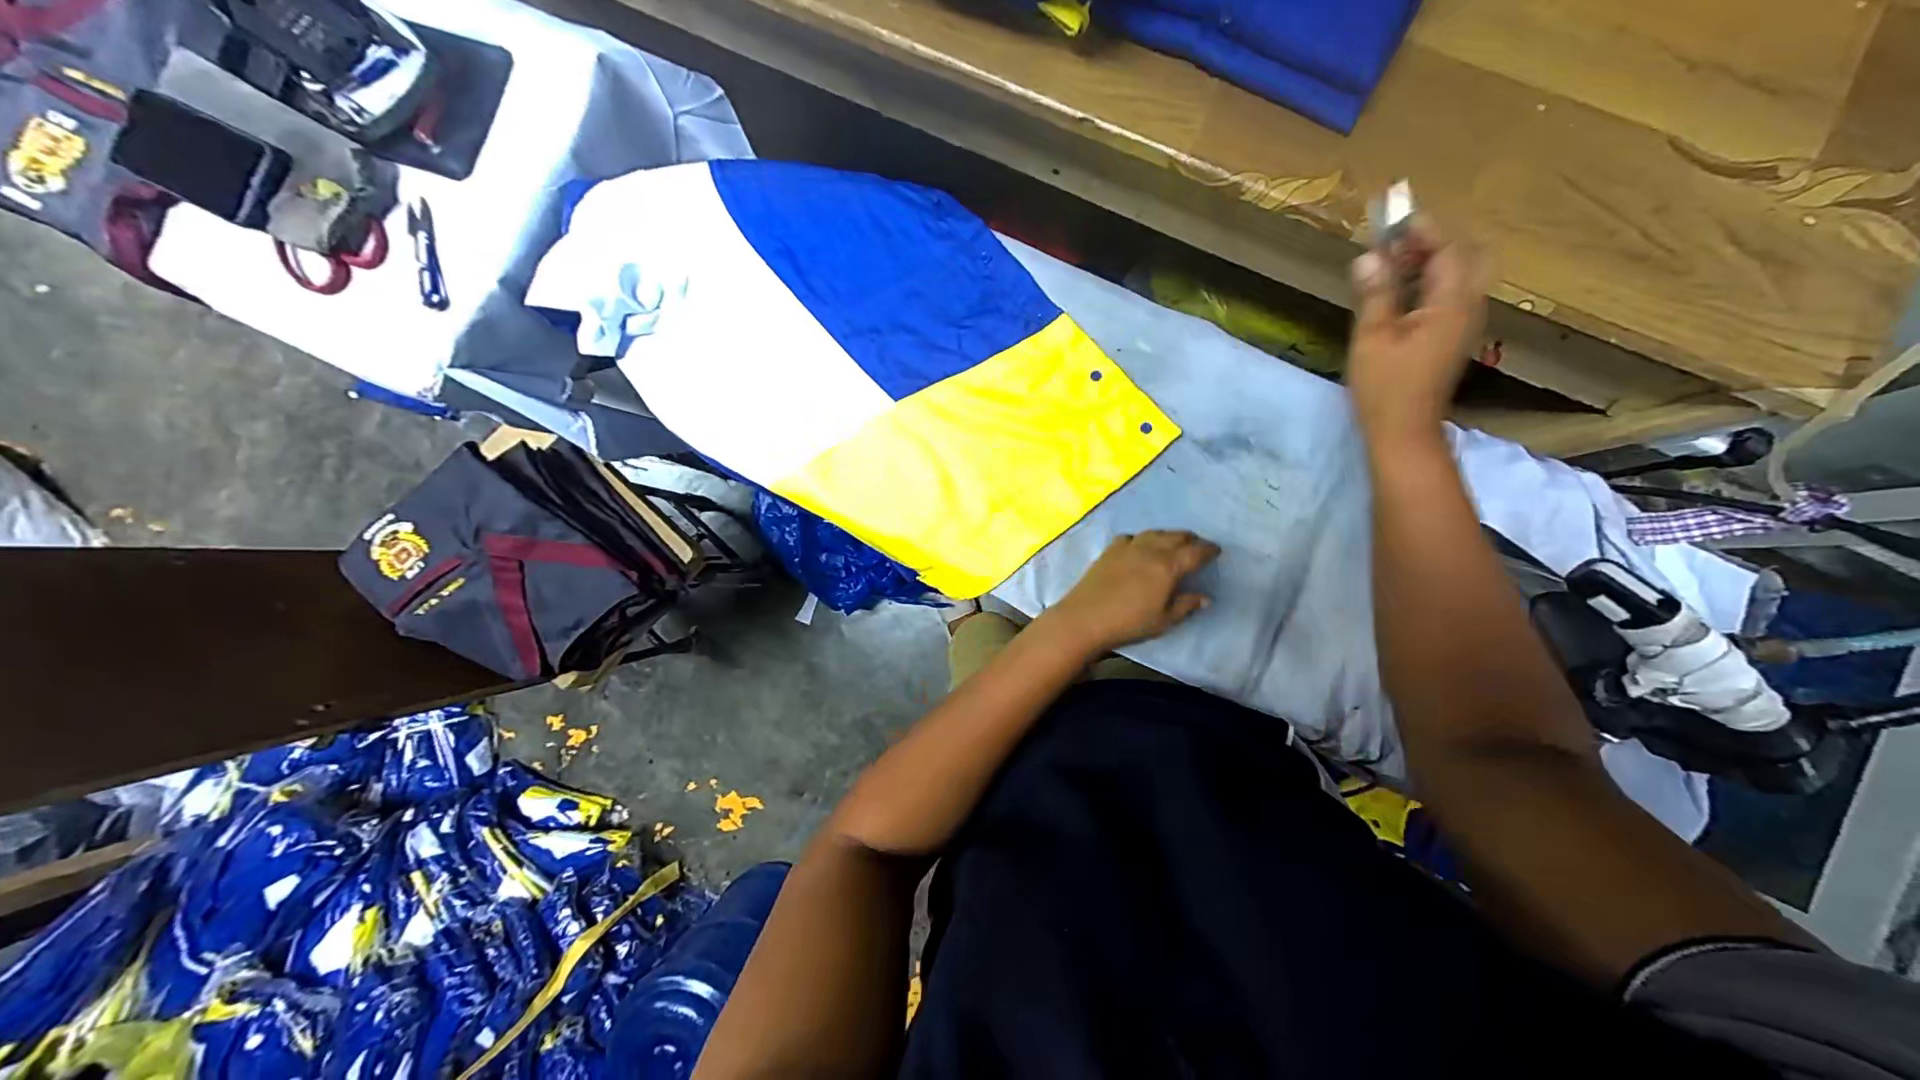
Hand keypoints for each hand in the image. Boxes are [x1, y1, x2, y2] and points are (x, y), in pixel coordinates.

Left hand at [1037, 530, 1219, 653]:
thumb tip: (1205, 598)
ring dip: (1168, 536)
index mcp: (1168, 566)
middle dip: (1190, 540)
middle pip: (1176, 536)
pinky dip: (1142, 539)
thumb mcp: (1163, 620)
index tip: (1216, 551)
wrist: (1085, 617)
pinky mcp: (1109, 550)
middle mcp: (1150, 550)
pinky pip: (1131, 537)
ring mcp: (1128, 547)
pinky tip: (1140, 547)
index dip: (1208, 550)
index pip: (1195, 552)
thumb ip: (1186, 606)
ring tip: (1173, 543)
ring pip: (1154, 533)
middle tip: (1197, 546)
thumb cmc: (1129, 623)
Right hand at [1346, 221, 1487, 441]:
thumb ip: (1375, 294)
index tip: (1394, 218)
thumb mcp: (1372, 338)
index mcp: (1451, 304)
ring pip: (1456, 277)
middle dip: (1430, 244)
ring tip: (1389, 265)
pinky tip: (1397, 294)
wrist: (1404, 431)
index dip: (1422, 230)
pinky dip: (1426, 285)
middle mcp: (1467, 308)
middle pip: (1461, 259)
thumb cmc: (1385, 387)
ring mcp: (1463, 324)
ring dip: (1426, 264)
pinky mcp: (1452, 338)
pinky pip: (1447, 296)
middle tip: (1394, 245)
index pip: (1446, 250)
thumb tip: (1369, 258)